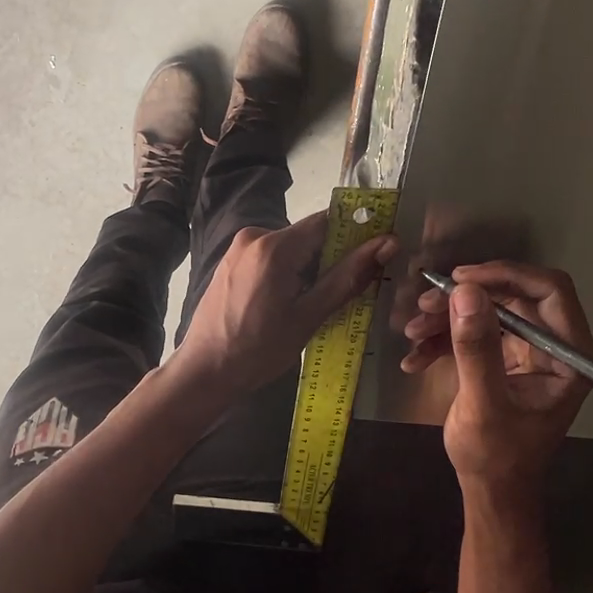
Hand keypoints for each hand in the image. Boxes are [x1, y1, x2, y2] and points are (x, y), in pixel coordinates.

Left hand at [171, 211, 398, 398]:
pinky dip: (286, 275)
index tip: (375, 258)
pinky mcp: (230, 263)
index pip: (329, 221)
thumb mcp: (309, 315)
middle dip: (331, 260)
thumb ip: (348, 277)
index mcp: (274, 246)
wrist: (205, 371)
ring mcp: (237, 249)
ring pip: (290, 249)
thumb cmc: (258, 350)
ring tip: (312, 305)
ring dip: (308, 270)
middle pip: (309, 236)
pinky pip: (270, 259)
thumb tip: (387, 244)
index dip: (357, 236)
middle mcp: (253, 236)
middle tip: (345, 294)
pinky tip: (287, 305)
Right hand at [401, 261, 592, 492]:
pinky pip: (473, 337)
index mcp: (569, 355)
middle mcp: (553, 347)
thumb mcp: (483, 403)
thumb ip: (476, 349)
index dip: (506, 276)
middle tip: (424, 306)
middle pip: (512, 298)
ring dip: (446, 320)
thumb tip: (464, 292)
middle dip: (465, 300)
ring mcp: (528, 354)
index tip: (460, 279)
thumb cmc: (496, 456)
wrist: (490, 490)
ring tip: (411, 333)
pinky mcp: (503, 363)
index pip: (549, 291)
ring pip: (487, 314)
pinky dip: (442, 343)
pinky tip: (414, 360)